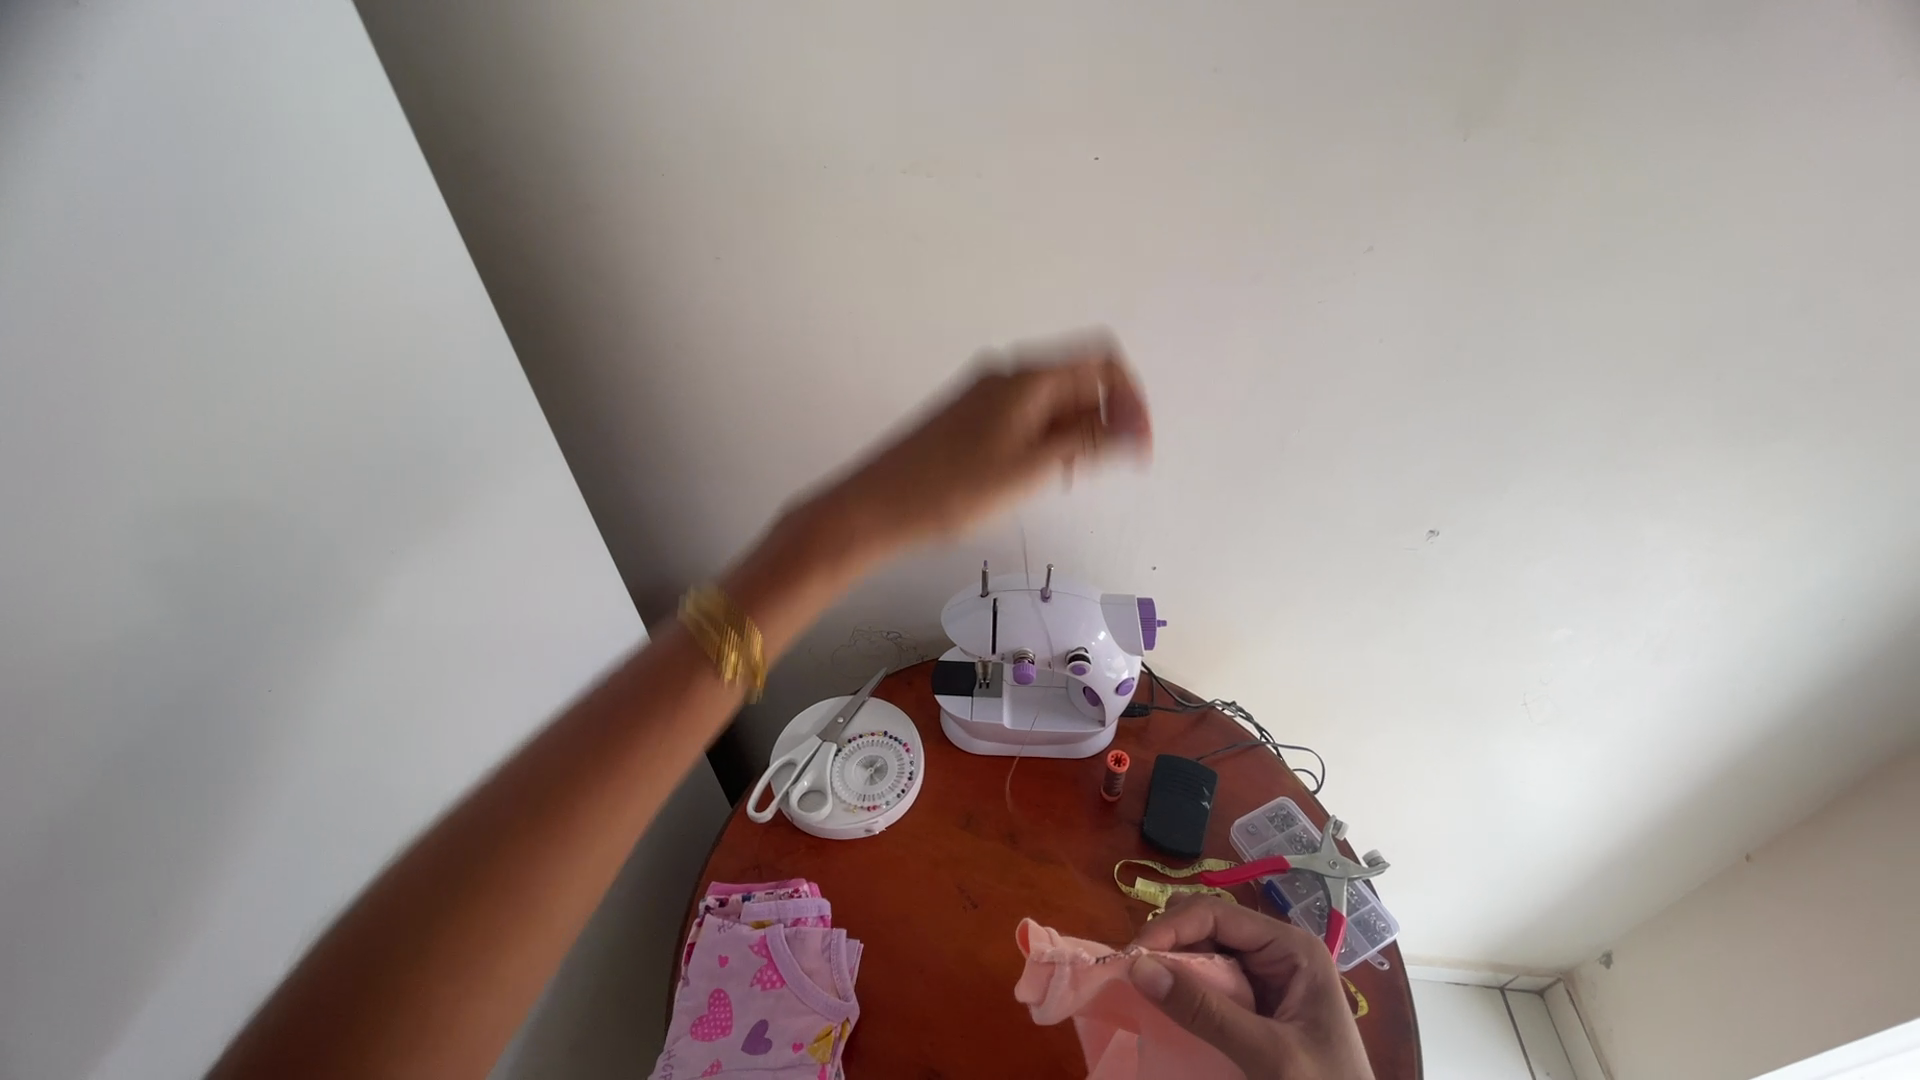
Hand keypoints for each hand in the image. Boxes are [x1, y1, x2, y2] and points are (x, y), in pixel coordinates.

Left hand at [803, 331, 1151, 554]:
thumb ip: (1088, 442)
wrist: (874, 508)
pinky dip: (1043, 443)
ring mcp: (985, 397)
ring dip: (1072, 437)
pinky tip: (1031, 478)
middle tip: (1089, 474)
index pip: (1101, 363)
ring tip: (1056, 481)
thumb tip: (1136, 425)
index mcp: (1026, 379)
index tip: (1137, 449)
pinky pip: (1025, 419)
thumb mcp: (1031, 469)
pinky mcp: (970, 419)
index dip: (1130, 401)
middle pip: (1077, 382)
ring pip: (1052, 404)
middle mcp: (1007, 377)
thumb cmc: (950, 491)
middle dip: (1100, 423)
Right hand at [1128, 896, 1373, 1079]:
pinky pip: (1209, 982)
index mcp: (1291, 947)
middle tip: (1134, 975)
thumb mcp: (1269, 1055)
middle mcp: (1276, 951)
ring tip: (1144, 989)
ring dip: (1172, 966)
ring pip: (1202, 952)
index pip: (1216, 913)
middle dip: (1168, 944)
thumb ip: (1206, 1012)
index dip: (1170, 928)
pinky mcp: (1254, 1004)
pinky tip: (1166, 1004)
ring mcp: (1265, 977)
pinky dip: (1183, 989)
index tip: (1132, 958)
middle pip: (1205, 927)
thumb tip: (1137, 966)